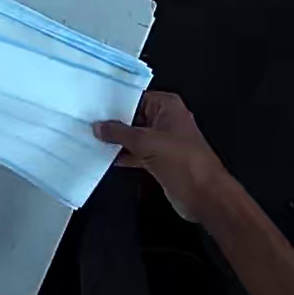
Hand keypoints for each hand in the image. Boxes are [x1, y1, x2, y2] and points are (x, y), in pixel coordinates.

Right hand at [94, 91, 229, 218]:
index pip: (136, 98)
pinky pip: (136, 153)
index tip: (94, 106)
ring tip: (92, 139)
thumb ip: (119, 133)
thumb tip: (100, 127)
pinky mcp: (160, 160)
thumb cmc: (184, 162)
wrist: (205, 196)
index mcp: (168, 107)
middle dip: (113, 123)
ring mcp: (163, 142)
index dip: (115, 103)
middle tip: (88, 123)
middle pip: (133, 117)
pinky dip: (123, 156)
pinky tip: (105, 157)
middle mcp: (166, 121)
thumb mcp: (146, 142)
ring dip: (116, 141)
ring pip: (133, 137)